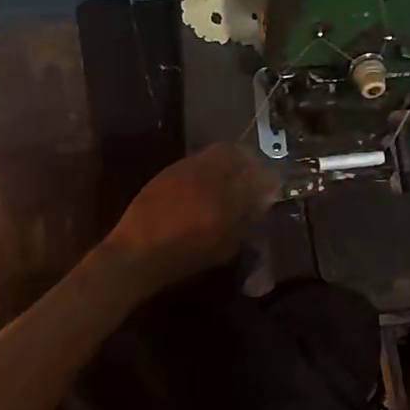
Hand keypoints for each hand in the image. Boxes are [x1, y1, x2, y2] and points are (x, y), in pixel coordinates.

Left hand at [105, 142, 279, 287]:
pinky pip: (198, 158)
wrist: (136, 253)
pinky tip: (210, 179)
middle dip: (250, 161)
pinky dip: (211, 163)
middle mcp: (206, 176)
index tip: (273, 187)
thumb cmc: (183, 258)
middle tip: (256, 173)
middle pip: (237, 153)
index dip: (268, 180)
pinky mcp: (170, 170)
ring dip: (232, 158)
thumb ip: (244, 223)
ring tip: (235, 173)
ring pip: (217, 151)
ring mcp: (186, 169)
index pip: (256, 177)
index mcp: (224, 198)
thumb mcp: (223, 248)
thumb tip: (260, 204)